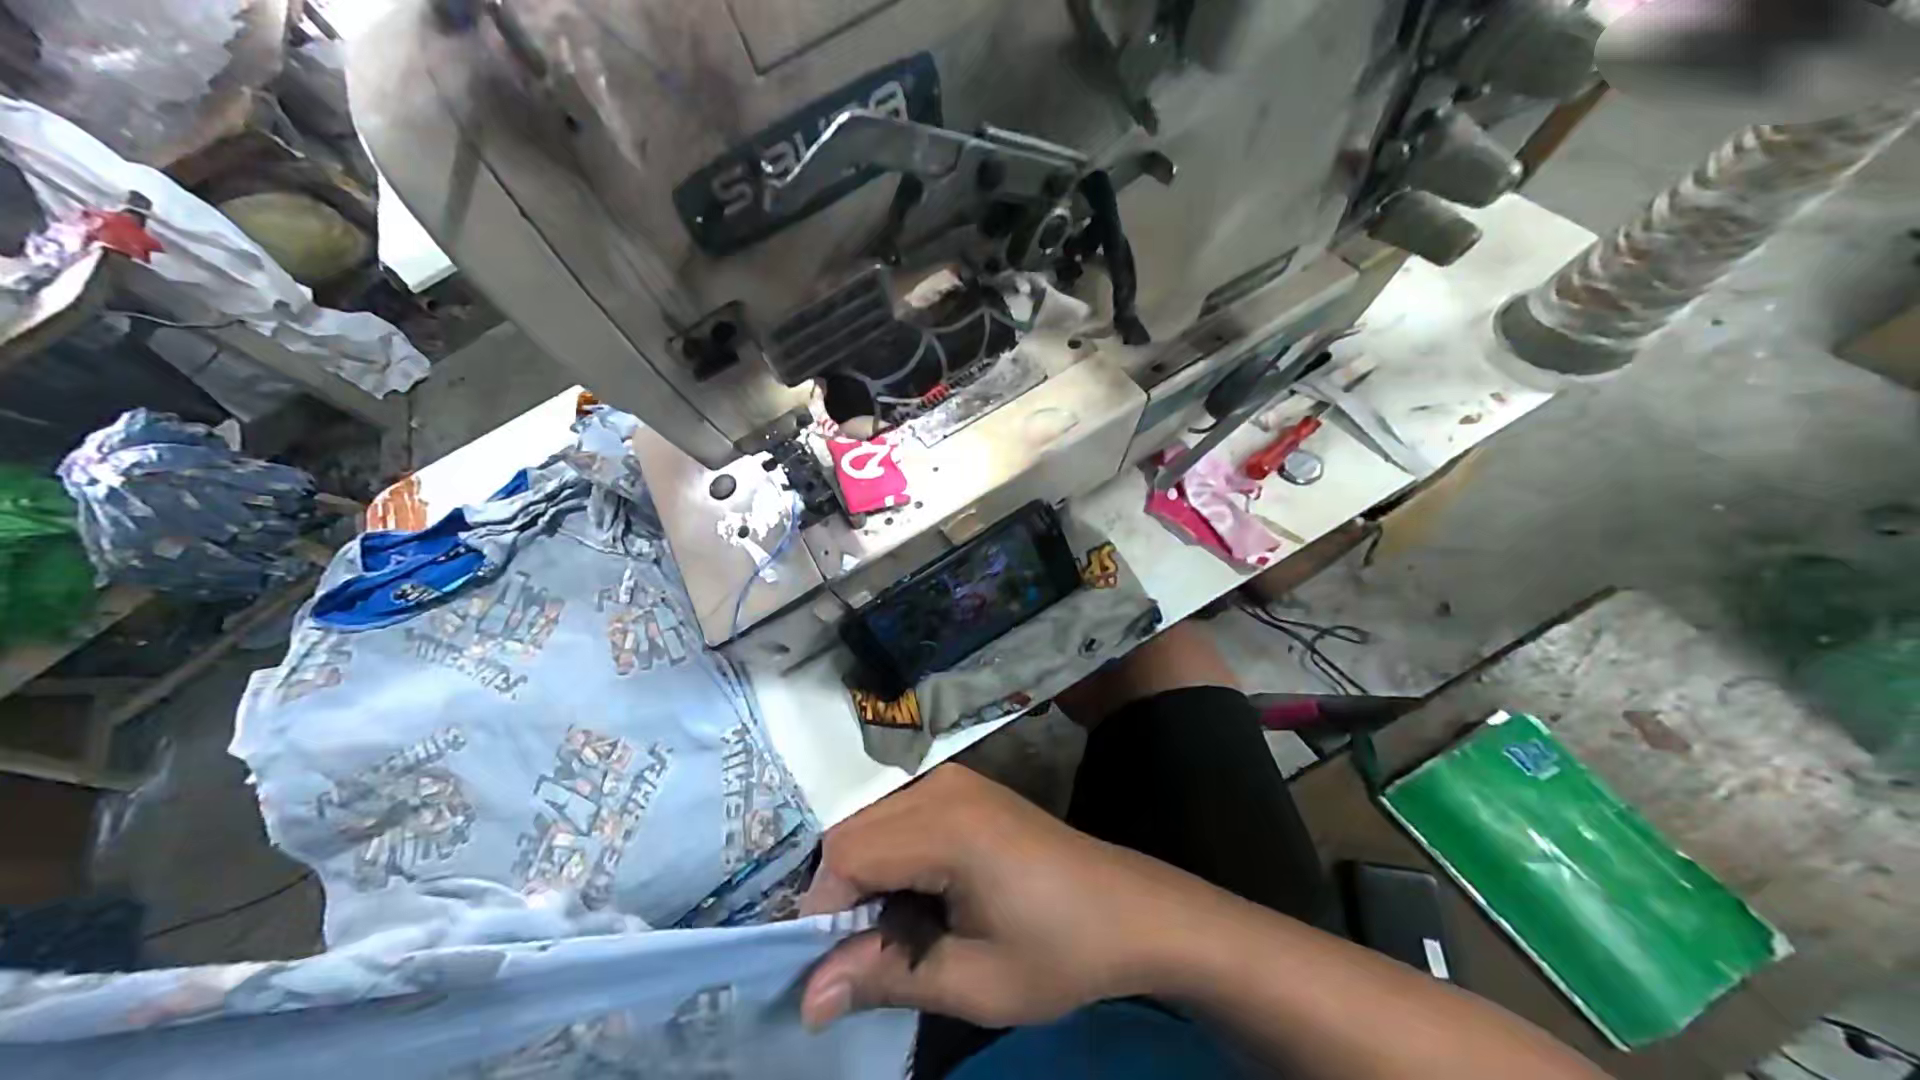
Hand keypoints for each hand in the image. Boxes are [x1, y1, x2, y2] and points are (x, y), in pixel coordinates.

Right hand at [798, 764, 1217, 1029]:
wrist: (1130, 910)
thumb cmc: (1060, 950)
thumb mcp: (976, 982)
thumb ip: (887, 977)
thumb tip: (807, 998)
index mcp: (948, 825)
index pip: (845, 856)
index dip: (823, 914)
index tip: (836, 969)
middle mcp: (941, 785)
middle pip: (849, 831)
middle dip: (839, 895)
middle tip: (866, 955)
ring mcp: (952, 778)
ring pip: (868, 819)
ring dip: (861, 875)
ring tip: (893, 929)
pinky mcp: (961, 786)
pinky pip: (894, 812)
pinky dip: (885, 854)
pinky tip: (915, 895)